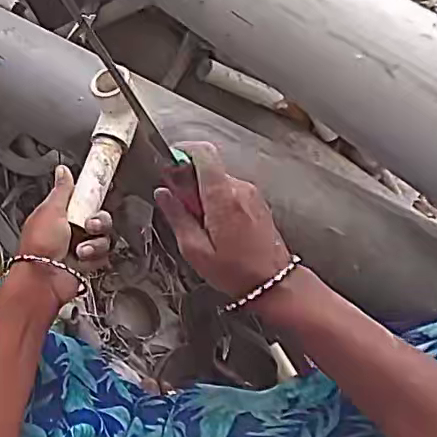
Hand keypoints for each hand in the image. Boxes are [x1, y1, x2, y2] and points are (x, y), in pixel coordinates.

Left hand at [16, 165, 113, 300]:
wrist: (43, 279)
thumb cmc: (39, 246)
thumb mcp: (50, 210)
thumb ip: (61, 189)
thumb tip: (62, 170)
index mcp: (60, 213)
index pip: (83, 199)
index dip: (92, 198)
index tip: (97, 199)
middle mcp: (70, 229)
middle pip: (99, 216)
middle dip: (99, 220)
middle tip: (89, 224)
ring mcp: (80, 246)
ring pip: (104, 236)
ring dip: (95, 242)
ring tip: (81, 248)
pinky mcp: (88, 262)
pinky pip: (104, 253)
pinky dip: (95, 256)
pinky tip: (82, 259)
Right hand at [154, 141, 292, 297]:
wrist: (274, 284)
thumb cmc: (236, 271)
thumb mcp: (195, 249)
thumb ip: (177, 216)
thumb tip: (162, 194)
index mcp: (223, 196)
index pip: (203, 153)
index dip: (182, 152)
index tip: (170, 166)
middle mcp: (240, 188)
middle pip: (207, 168)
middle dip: (188, 183)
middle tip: (180, 209)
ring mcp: (251, 194)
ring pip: (217, 180)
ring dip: (202, 195)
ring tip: (200, 225)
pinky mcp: (256, 202)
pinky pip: (229, 191)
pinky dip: (216, 201)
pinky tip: (216, 227)